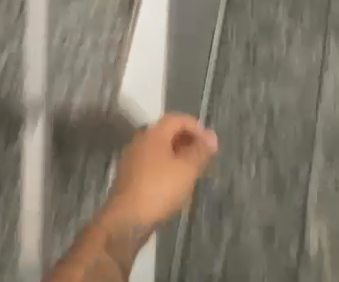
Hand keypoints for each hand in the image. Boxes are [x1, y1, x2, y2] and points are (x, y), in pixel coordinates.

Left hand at [101, 114, 219, 230]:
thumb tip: (212, 136)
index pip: (177, 118)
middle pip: (167, 133)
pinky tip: (174, 184)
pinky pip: (152, 164)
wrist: (126, 219)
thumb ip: (200, 151)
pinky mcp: (130, 177)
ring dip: (177, 156)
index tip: (209, 142)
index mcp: (154, 133)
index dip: (196, 126)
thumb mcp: (187, 169)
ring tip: (192, 170)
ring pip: (159, 150)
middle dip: (187, 141)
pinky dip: (166, 168)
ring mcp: (133, 159)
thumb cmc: (159, 189)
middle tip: (203, 156)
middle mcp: (141, 140)